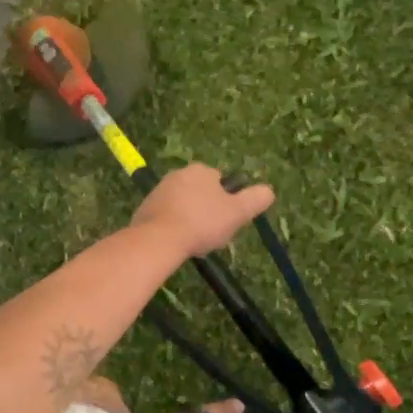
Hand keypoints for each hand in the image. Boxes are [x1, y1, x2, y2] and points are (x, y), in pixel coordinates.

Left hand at [130, 164, 274, 257]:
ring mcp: (157, 191)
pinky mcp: (144, 209)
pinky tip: (177, 242)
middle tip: (211, 233)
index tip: (227, 220)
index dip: (227, 202)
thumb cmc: (203, 222)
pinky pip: (166, 217)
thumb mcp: (238, 212)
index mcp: (200, 170)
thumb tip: (268, 191)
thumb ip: (255, 199)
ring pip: (183, 206)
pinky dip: (173, 228)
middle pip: (200, 194)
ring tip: (194, 241)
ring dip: (190, 220)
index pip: (220, 183)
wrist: (159, 238)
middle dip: (207, 211)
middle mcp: (176, 174)